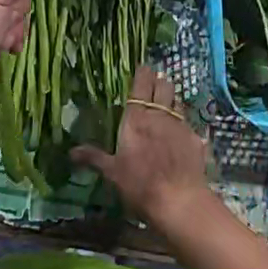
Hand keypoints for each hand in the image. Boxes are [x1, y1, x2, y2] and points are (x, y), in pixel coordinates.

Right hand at [72, 66, 211, 225]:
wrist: (180, 202)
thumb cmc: (140, 183)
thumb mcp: (112, 171)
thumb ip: (93, 157)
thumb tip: (70, 152)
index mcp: (136, 118)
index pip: (141, 85)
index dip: (143, 73)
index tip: (143, 66)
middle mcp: (160, 115)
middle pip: (164, 87)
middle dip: (160, 82)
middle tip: (156, 83)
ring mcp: (181, 126)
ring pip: (179, 103)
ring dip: (173, 101)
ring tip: (169, 105)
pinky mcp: (197, 141)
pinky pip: (191, 126)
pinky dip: (185, 126)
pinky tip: (183, 136)